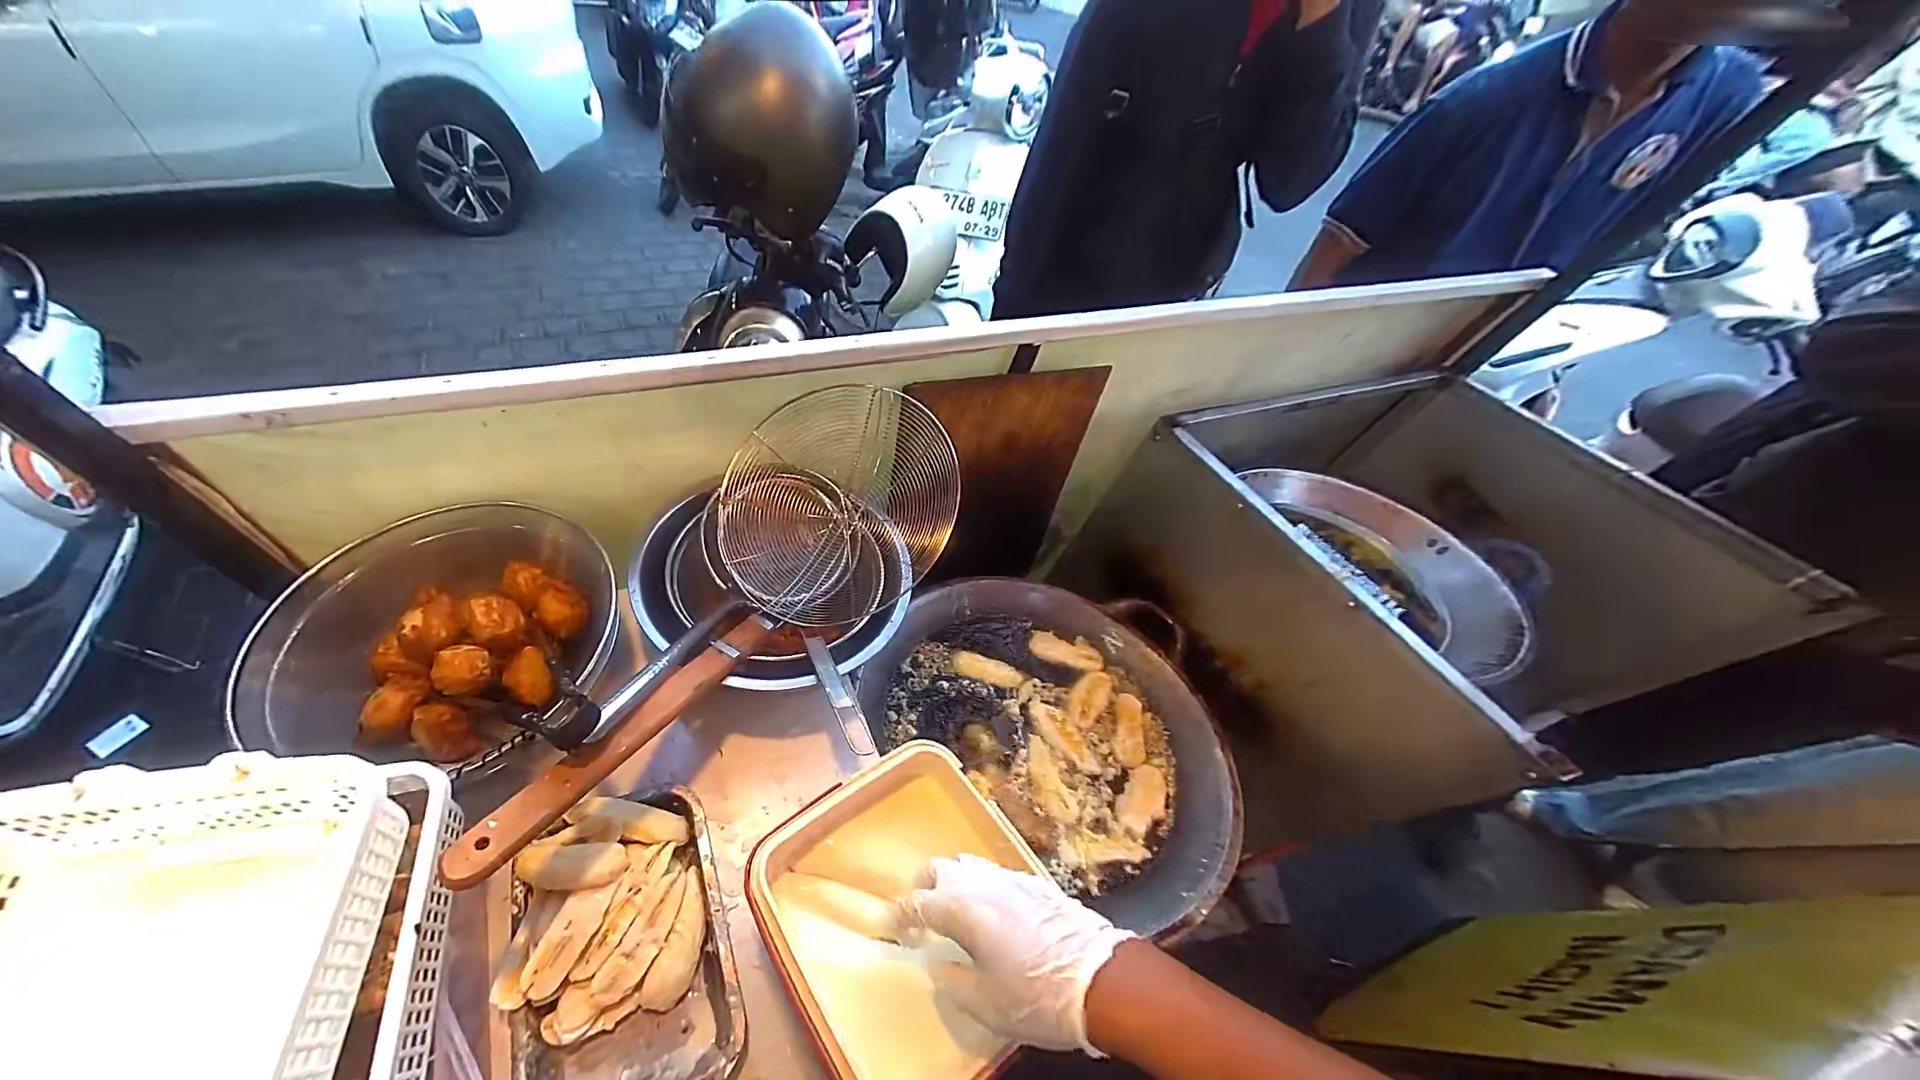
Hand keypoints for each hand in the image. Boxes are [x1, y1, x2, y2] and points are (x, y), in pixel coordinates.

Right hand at [898, 854, 1134, 1056]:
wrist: (1098, 978)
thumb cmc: (1034, 995)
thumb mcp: (983, 1003)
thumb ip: (951, 978)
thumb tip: (939, 962)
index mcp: (961, 908)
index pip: (917, 902)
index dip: (900, 915)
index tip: (894, 928)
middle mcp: (982, 882)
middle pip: (940, 867)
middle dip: (924, 886)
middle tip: (922, 914)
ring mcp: (1010, 877)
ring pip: (969, 864)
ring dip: (955, 881)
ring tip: (955, 911)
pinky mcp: (1035, 882)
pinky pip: (996, 874)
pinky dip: (983, 886)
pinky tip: (992, 912)